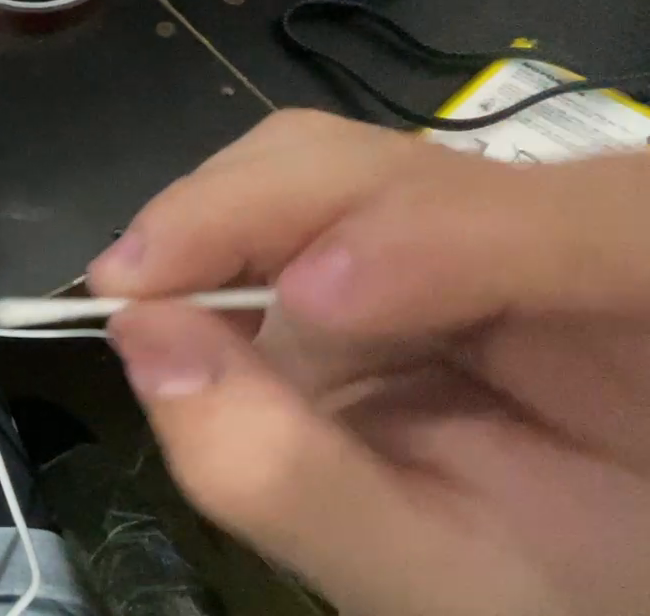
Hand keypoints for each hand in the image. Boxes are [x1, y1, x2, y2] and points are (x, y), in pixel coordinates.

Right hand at [90, 109, 649, 615]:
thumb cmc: (524, 589)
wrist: (544, 573)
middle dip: (242, 214)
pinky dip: (210, 239)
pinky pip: (281, 191)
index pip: (603, 225)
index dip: (439, 236)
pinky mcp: (385, 222)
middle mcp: (567, 242)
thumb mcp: (428, 579)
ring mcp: (466, 220)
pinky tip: (188, 298)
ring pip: (314, 161)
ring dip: (208, 226)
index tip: (300, 307)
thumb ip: (290, 474)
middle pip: (393, 165)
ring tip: (151, 300)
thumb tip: (141, 335)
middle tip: (130, 288)